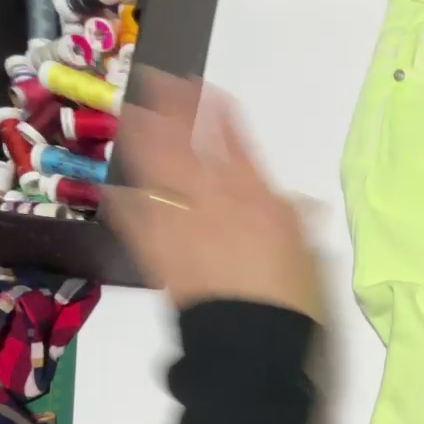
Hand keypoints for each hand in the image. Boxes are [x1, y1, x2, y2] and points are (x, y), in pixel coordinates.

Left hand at [104, 69, 322, 321]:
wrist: (252, 341)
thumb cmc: (290, 299)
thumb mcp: (307, 254)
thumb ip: (297, 222)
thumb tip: (305, 206)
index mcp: (256, 194)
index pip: (234, 139)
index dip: (217, 110)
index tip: (204, 87)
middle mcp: (214, 197)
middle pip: (186, 141)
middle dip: (171, 108)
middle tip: (157, 82)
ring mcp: (181, 221)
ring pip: (155, 168)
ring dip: (142, 138)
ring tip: (132, 115)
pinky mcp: (158, 249)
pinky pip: (135, 215)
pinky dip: (126, 197)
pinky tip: (116, 184)